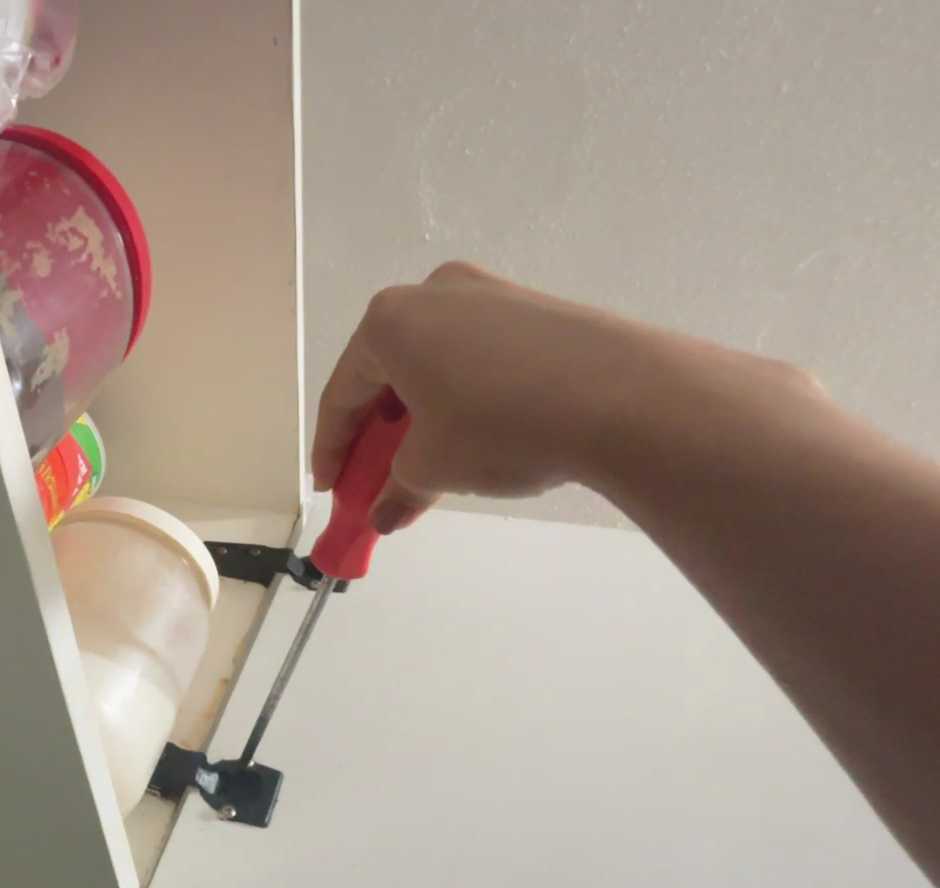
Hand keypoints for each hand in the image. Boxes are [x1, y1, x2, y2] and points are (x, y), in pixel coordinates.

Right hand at [311, 261, 757, 533]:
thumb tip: (385, 516)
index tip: (330, 487)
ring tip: (426, 459)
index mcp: (388, 322)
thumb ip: (395, 489)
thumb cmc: (499, 426)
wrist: (636, 399)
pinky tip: (474, 433)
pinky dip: (460, 398)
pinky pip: (475, 357)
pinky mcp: (538, 308)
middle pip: (385, 374)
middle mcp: (431, 294)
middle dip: (376, 432)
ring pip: (431, 364)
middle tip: (375, 475)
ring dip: (418, 416)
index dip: (330, 449)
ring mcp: (490, 293)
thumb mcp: (430, 467)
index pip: (341, 395)